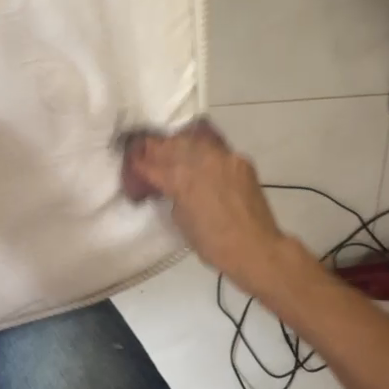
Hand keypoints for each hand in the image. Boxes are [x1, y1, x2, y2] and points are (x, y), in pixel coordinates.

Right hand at [126, 121, 305, 290]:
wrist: (255, 247)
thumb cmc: (213, 243)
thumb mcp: (181, 220)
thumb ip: (174, 195)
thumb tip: (175, 187)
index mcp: (180, 179)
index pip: (151, 164)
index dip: (139, 162)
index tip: (133, 161)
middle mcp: (200, 161)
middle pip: (172, 144)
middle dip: (158, 148)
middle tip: (150, 152)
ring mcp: (223, 158)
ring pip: (195, 141)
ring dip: (182, 145)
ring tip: (176, 151)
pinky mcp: (241, 161)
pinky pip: (217, 150)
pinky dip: (206, 153)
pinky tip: (203, 160)